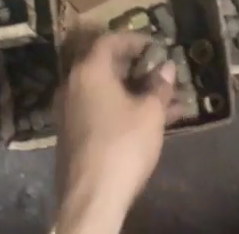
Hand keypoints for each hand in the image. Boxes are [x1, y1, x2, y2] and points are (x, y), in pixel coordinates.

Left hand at [54, 31, 176, 233]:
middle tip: (161, 72)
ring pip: (107, 92)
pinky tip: (151, 122)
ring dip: (136, 93)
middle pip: (106, 66)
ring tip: (168, 101)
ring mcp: (70, 112)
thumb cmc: (122, 145)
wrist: (91, 199)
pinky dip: (123, 110)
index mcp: (89, 71)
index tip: (155, 45)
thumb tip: (167, 67)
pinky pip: (100, 111)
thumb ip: (159, 86)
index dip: (134, 40)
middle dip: (138, 69)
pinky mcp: (72, 135)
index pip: (109, 41)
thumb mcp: (150, 113)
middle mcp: (73, 85)